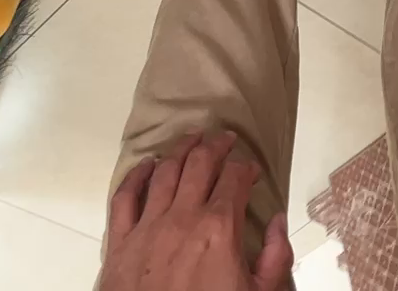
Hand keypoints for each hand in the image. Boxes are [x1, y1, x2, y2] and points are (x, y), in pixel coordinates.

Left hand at [99, 132, 291, 290]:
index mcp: (219, 228)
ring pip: (165, 169)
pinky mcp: (120, 244)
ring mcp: (148, 228)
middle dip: (216, 144)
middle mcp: (183, 217)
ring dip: (182, 148)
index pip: (236, 176)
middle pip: (200, 160)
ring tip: (192, 139)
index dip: (247, 167)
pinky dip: (136, 175)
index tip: (251, 172)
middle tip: (225, 139)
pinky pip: (125, 197)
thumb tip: (277, 222)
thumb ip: (274, 258)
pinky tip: (147, 165)